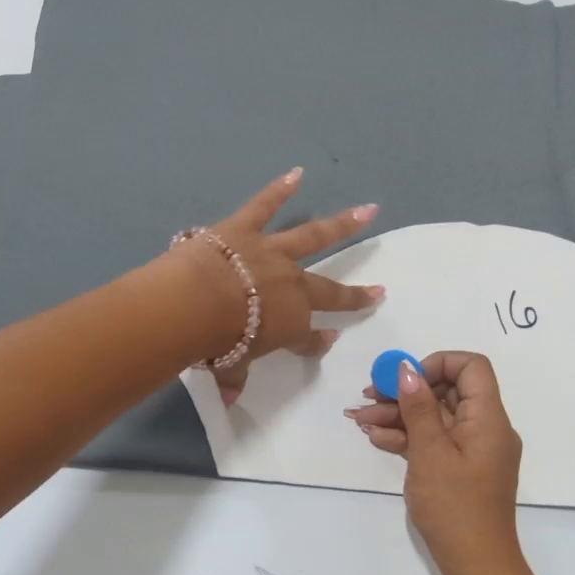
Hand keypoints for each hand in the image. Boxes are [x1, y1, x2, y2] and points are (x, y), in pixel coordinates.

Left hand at [179, 167, 384, 403]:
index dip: (316, 342)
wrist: (197, 302)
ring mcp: (272, 252)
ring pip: (313, 236)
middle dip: (353, 294)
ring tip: (367, 211)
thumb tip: (230, 401)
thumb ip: (232, 378)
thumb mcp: (228, 367)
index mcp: (290, 324)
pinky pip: (265, 205)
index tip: (326, 341)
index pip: (308, 337)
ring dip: (342, 224)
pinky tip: (296, 173)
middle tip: (377, 290)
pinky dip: (280, 188)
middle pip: (327, 291)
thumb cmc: (218, 342)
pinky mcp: (245, 228)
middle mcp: (291, 286)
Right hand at [346, 352, 522, 559]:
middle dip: (404, 391)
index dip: (435, 364)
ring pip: (434, 416)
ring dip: (397, 414)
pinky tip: (376, 437)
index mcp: (488, 418)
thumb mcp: (430, 452)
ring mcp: (471, 448)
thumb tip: (406, 368)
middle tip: (367, 396)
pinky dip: (405, 435)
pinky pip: (432, 439)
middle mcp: (484, 428)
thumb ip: (417, 408)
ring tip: (359, 420)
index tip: (402, 380)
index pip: (470, 367)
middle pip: (446, 390)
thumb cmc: (454, 505)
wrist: (474, 561)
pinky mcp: (458, 467)